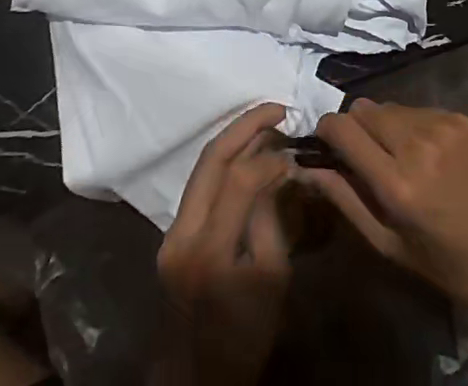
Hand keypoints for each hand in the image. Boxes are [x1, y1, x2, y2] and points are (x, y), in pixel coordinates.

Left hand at [155, 103, 293, 385]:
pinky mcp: (171, 236)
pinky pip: (199, 185)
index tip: (297, 148)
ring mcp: (170, 233)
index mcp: (210, 250)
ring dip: (233, 140)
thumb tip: (279, 171)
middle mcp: (181, 233)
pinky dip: (224, 163)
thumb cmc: (245, 334)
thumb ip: (273, 220)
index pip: (241, 180)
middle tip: (278, 108)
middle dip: (245, 125)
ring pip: (201, 168)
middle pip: (211, 160)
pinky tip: (247, 154)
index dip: (272, 156)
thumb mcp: (274, 279)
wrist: (197, 375)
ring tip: (266, 122)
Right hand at [298, 99, 467, 317]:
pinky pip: (416, 109)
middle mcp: (418, 143)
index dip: (325, 132)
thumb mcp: (387, 245)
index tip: (324, 147)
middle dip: (352, 128)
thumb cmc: (446, 263)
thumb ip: (344, 200)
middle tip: (359, 157)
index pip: (342, 128)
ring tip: (393, 157)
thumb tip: (306, 169)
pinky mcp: (461, 118)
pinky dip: (408, 125)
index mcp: (397, 182)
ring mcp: (443, 125)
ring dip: (380, 125)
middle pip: (363, 109)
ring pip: (389, 106)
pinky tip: (422, 154)